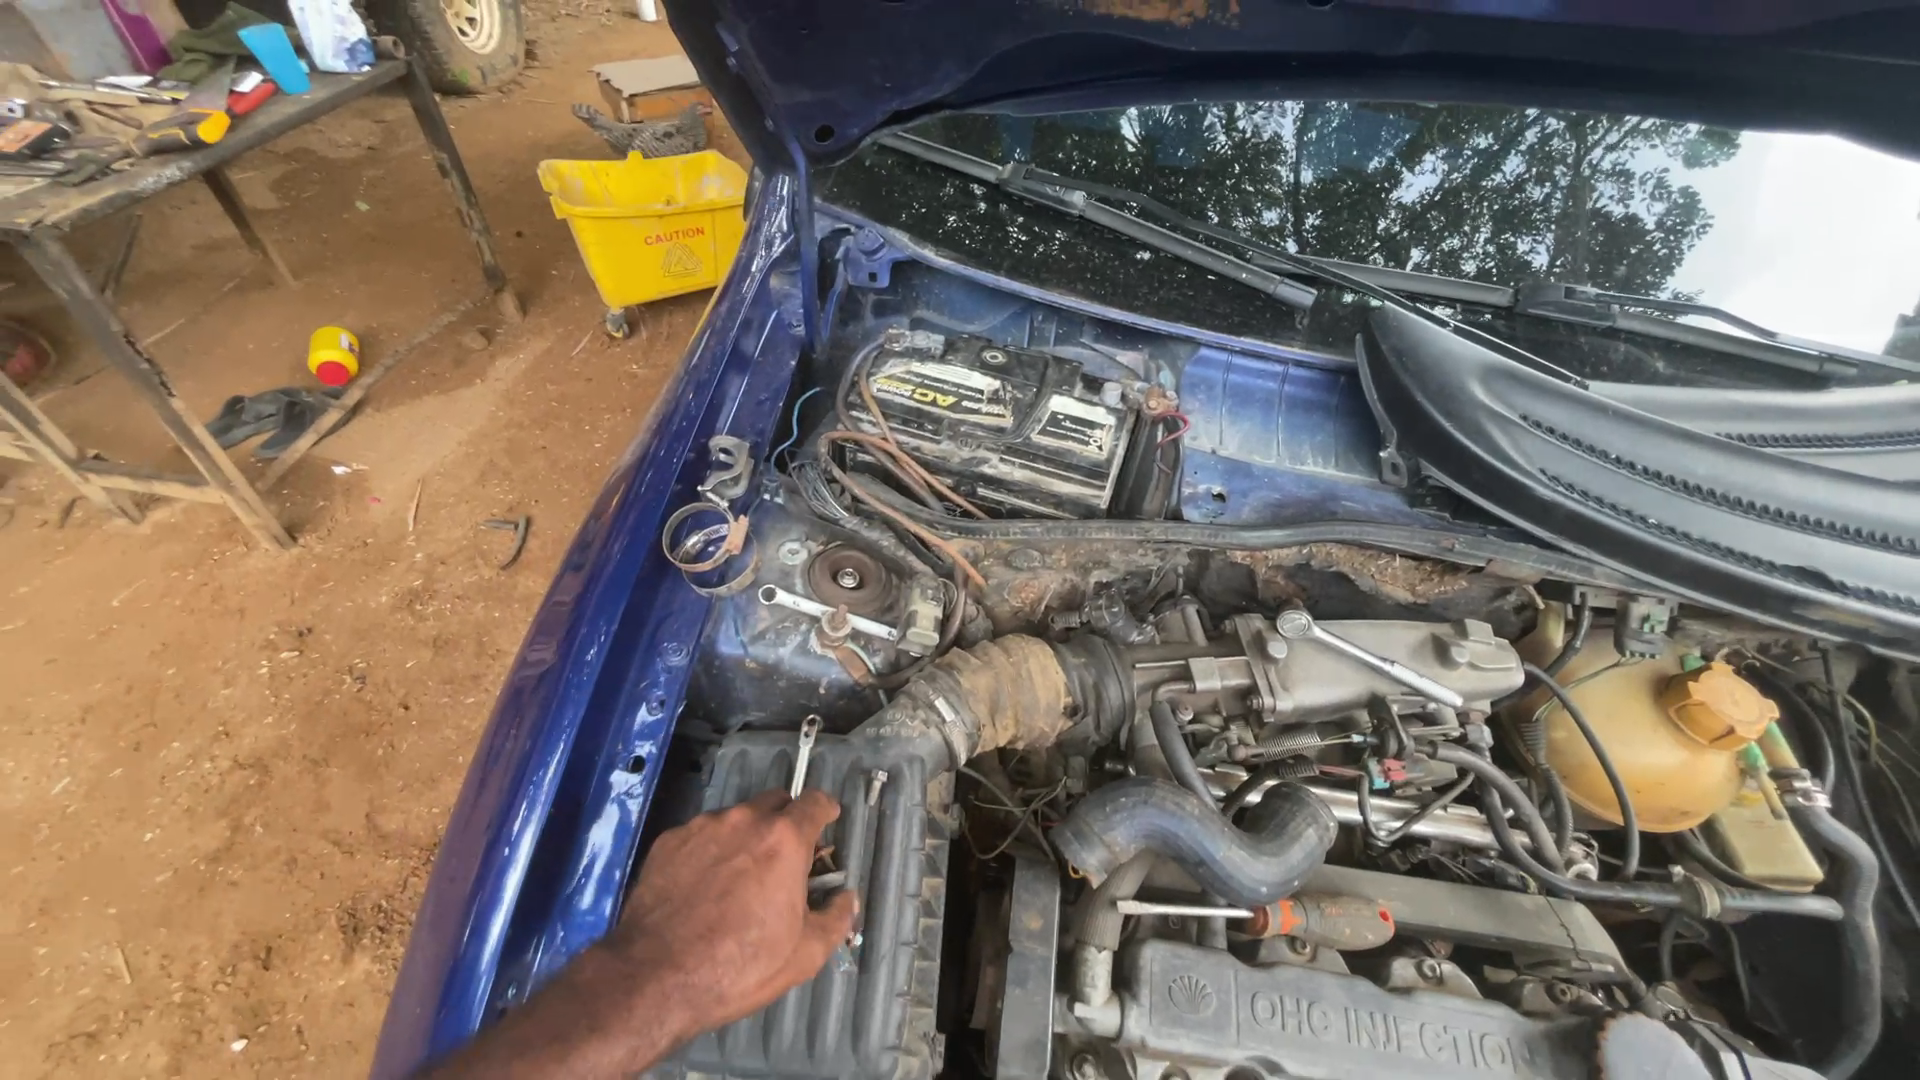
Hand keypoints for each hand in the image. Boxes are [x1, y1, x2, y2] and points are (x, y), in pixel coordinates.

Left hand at [607, 789, 859, 1043]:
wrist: (653, 979)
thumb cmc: (738, 966)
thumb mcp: (804, 954)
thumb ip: (836, 918)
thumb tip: (846, 898)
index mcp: (784, 839)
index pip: (815, 801)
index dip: (825, 809)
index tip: (827, 820)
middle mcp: (745, 820)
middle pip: (775, 802)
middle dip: (786, 821)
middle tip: (783, 856)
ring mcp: (702, 827)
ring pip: (736, 818)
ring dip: (746, 836)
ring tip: (738, 876)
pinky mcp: (668, 841)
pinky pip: (701, 834)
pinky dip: (710, 850)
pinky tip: (702, 885)